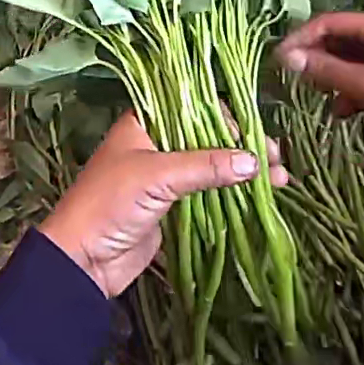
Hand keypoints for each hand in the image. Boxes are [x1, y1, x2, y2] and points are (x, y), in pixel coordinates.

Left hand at [37, 113, 284, 297]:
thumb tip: (253, 161)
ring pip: (212, 163)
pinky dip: (234, 192)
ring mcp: (166, 173)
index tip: (257, 131)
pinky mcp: (173, 203)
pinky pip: (209, 191)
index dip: (228, 116)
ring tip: (281, 177)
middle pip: (208, 134)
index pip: (194, 104)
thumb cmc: (110, 201)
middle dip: (243, 144)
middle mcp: (158, 140)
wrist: (82, 259)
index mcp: (146, 119)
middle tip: (276, 156)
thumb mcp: (156, 176)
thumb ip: (204, 166)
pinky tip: (262, 194)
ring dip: (244, 169)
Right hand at [276, 12, 363, 243]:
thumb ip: (326, 70)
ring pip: (350, 61)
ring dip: (332, 77)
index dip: (301, 38)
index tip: (276, 61)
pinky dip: (350, 92)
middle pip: (339, 40)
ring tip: (316, 97)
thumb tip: (286, 57)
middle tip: (290, 80)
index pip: (329, 22)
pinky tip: (343, 112)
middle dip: (316, 58)